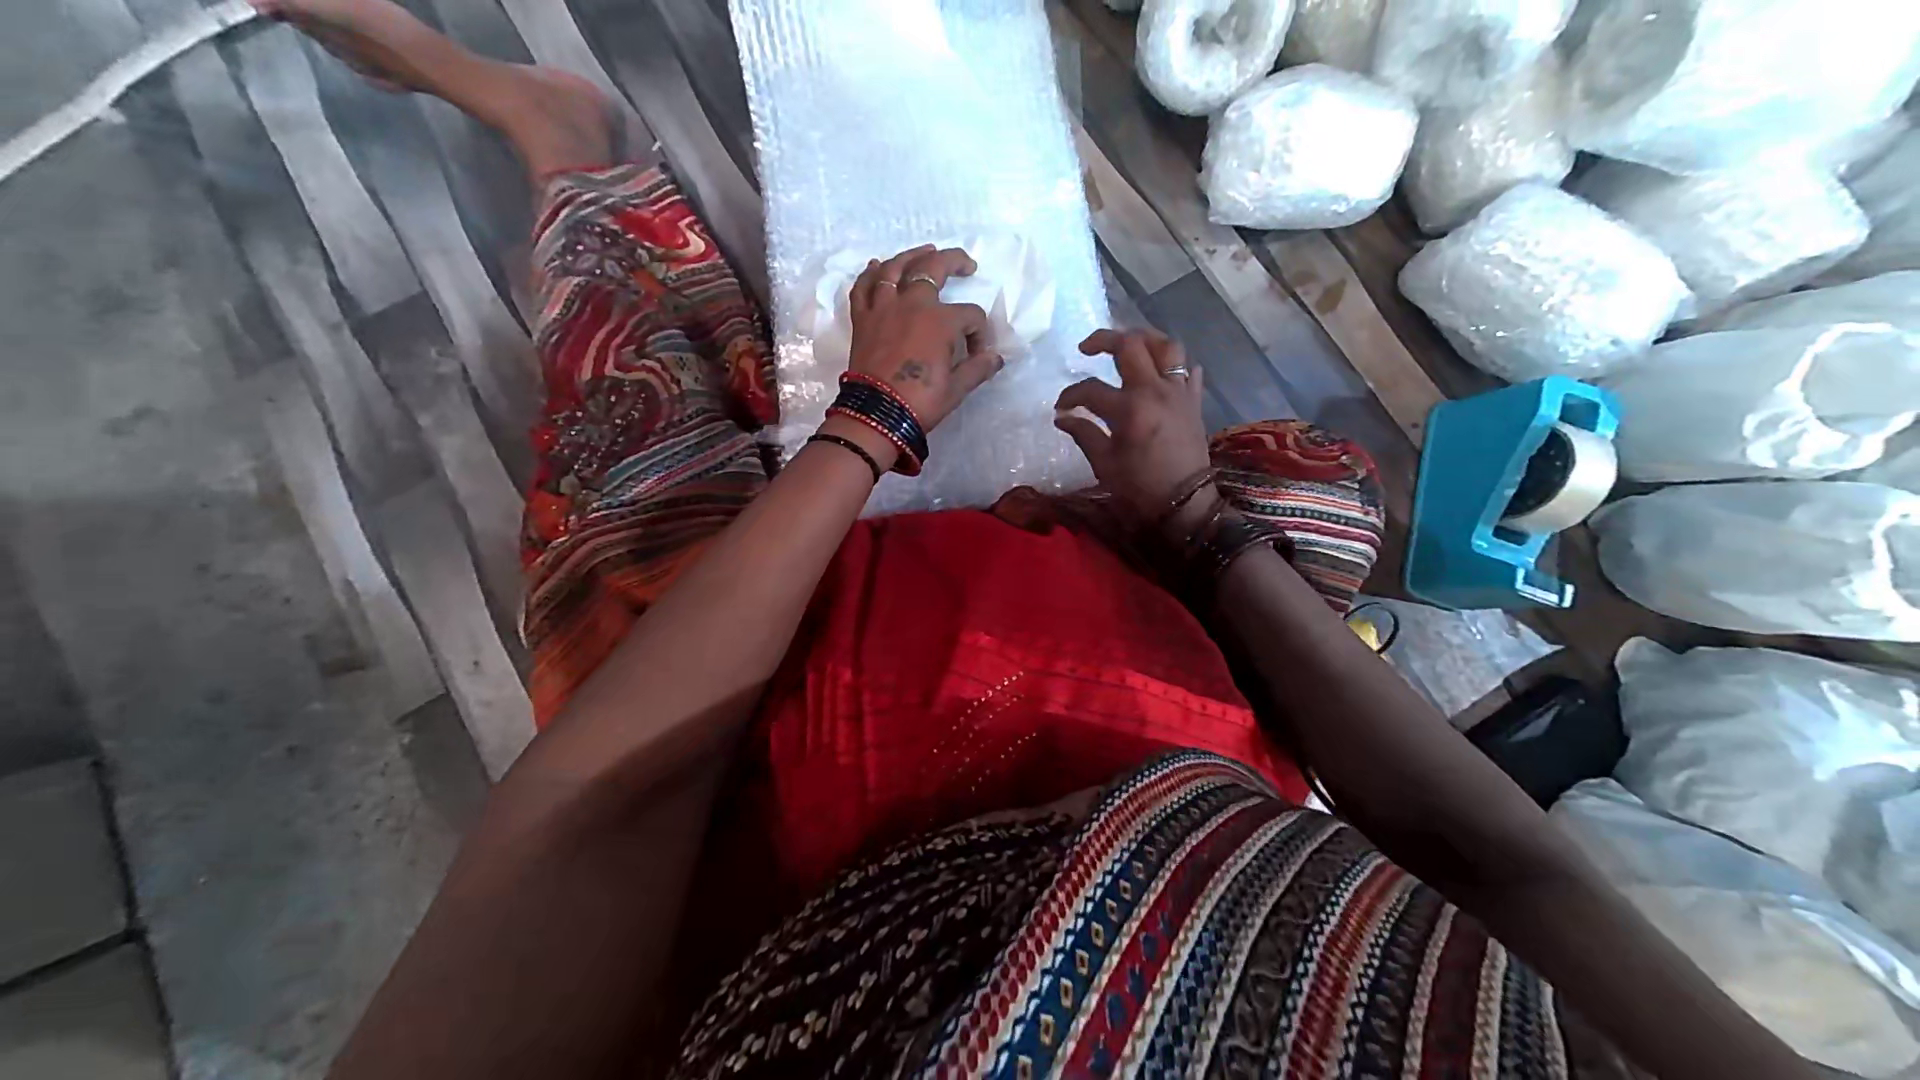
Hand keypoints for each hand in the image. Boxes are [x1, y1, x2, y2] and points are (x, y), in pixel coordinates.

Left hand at [846, 245, 1004, 430]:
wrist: (877, 415)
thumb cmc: (921, 402)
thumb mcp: (957, 388)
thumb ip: (978, 368)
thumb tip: (995, 358)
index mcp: (940, 320)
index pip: (970, 316)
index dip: (979, 334)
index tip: (977, 355)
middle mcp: (912, 304)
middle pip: (933, 268)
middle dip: (954, 261)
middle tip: (966, 264)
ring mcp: (883, 308)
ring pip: (895, 269)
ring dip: (911, 256)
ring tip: (925, 252)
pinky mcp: (862, 319)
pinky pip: (864, 288)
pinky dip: (871, 274)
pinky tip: (878, 266)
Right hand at [1054, 328, 1220, 540]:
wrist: (1185, 504)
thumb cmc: (1140, 488)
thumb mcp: (1104, 464)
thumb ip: (1083, 434)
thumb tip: (1063, 417)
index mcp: (1129, 409)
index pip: (1090, 389)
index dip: (1070, 396)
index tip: (1061, 408)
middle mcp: (1155, 391)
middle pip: (1130, 345)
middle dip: (1103, 340)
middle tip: (1087, 349)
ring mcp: (1179, 392)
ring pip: (1166, 345)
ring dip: (1143, 338)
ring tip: (1127, 344)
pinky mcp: (1194, 401)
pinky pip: (1188, 369)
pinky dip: (1174, 365)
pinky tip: (1160, 372)